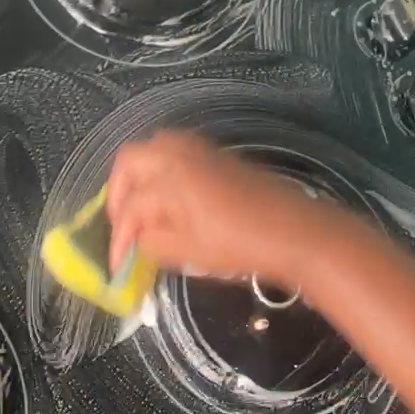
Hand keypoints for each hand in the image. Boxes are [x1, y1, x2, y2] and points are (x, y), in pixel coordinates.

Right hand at [104, 129, 363, 290]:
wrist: (296, 230)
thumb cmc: (243, 245)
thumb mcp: (191, 252)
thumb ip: (154, 244)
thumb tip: (137, 240)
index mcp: (170, 179)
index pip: (130, 207)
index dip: (119, 238)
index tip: (118, 266)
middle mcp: (179, 155)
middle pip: (130, 160)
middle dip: (118, 192)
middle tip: (122, 223)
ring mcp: (200, 151)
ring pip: (154, 147)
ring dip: (139, 173)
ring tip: (142, 206)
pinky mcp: (218, 155)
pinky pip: (177, 148)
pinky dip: (162, 167)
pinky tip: (169, 196)